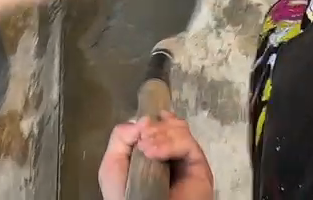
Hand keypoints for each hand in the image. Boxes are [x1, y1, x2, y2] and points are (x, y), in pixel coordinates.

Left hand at [99, 113, 214, 199]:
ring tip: (147, 149)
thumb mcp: (113, 165)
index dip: (154, 120)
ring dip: (162, 133)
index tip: (144, 123)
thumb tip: (145, 120)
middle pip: (172, 124)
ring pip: (181, 129)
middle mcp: (173, 156)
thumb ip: (121, 137)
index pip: (161, 125)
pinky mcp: (200, 169)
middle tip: (144, 138)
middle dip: (156, 127)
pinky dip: (170, 142)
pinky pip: (188, 143)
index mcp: (155, 154)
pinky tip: (154, 152)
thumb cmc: (125, 197)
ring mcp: (187, 161)